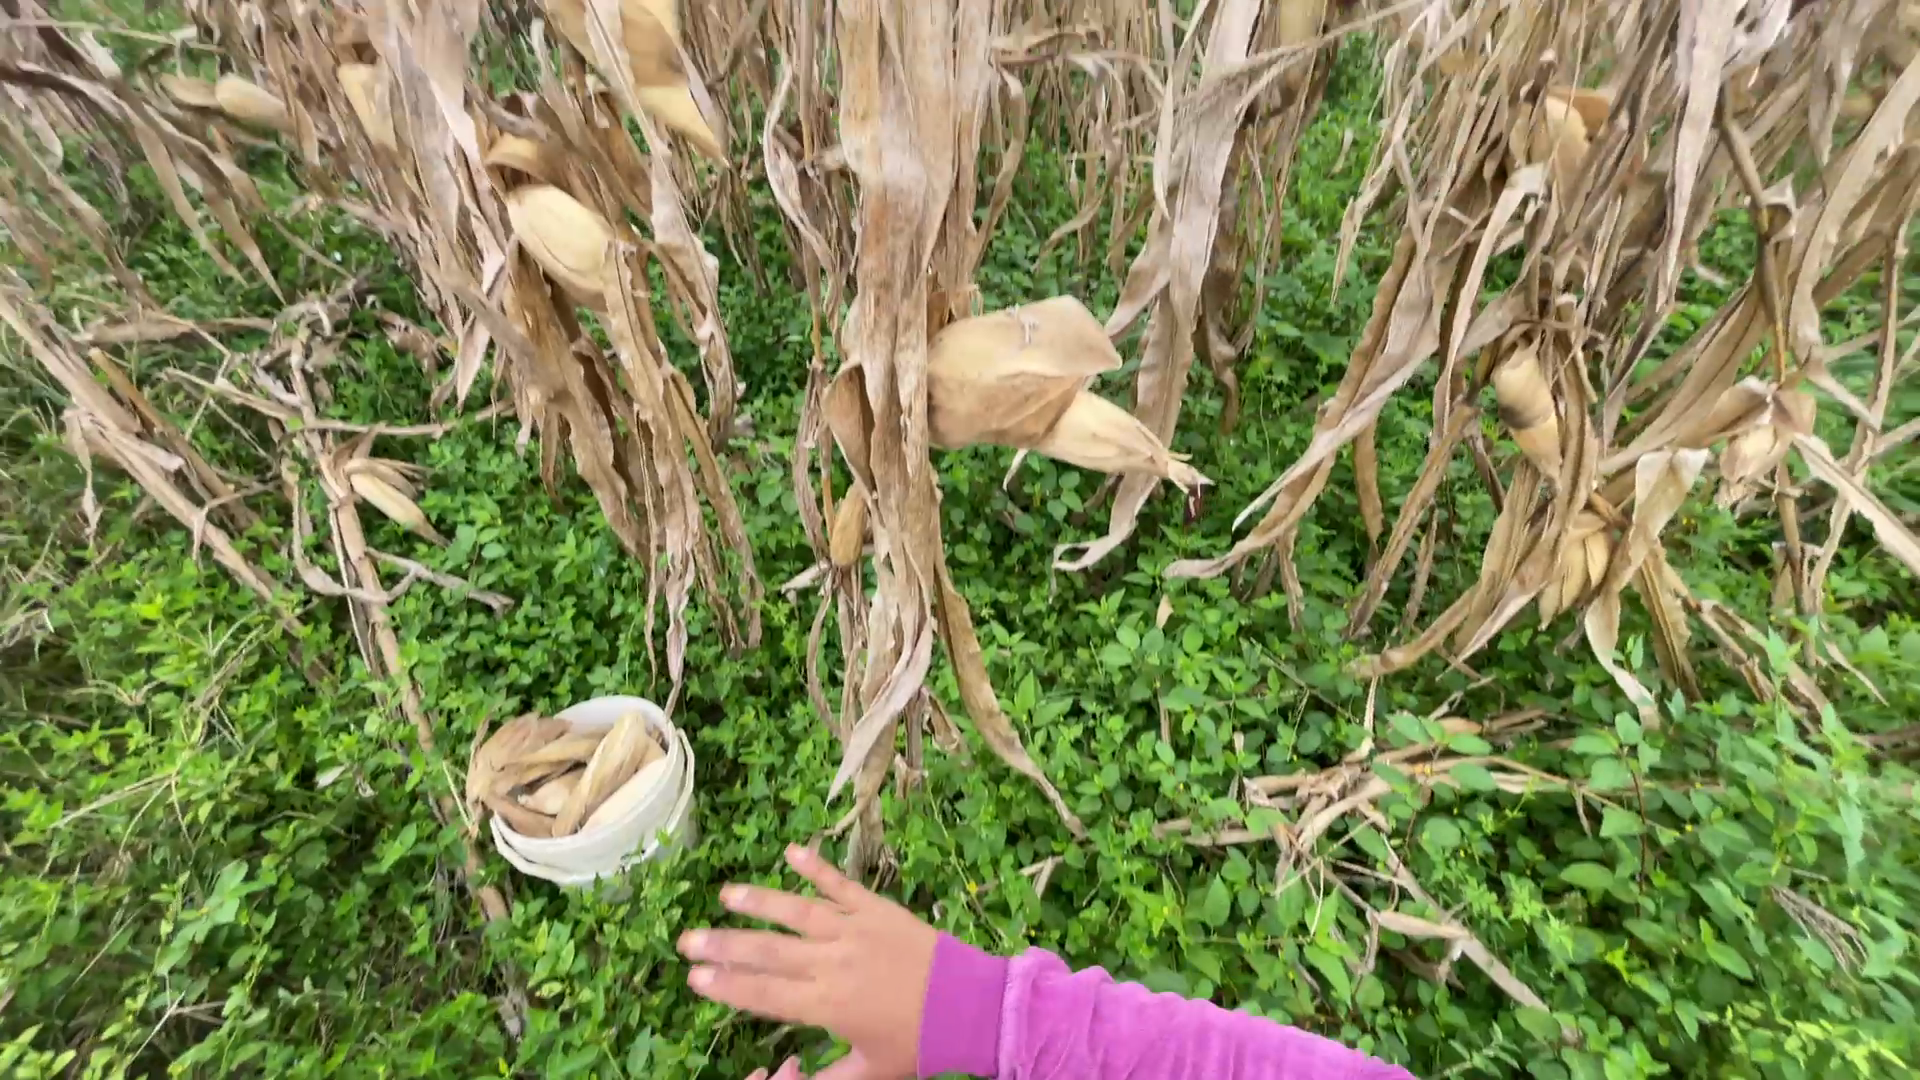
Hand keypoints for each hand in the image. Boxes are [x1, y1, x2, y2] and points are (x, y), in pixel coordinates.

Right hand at [679, 844, 936, 1079]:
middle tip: (688, 939)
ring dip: (759, 901)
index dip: (727, 985)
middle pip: (769, 951)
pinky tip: (792, 850)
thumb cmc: (916, 1044)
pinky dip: (816, 866)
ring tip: (725, 894)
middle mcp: (832, 962)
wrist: (967, 1002)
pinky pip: (840, 884)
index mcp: (826, 1005)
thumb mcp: (866, 1075)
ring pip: (797, 911)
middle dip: (724, 945)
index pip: (765, 994)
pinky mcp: (875, 907)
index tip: (693, 976)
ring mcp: (854, 928)